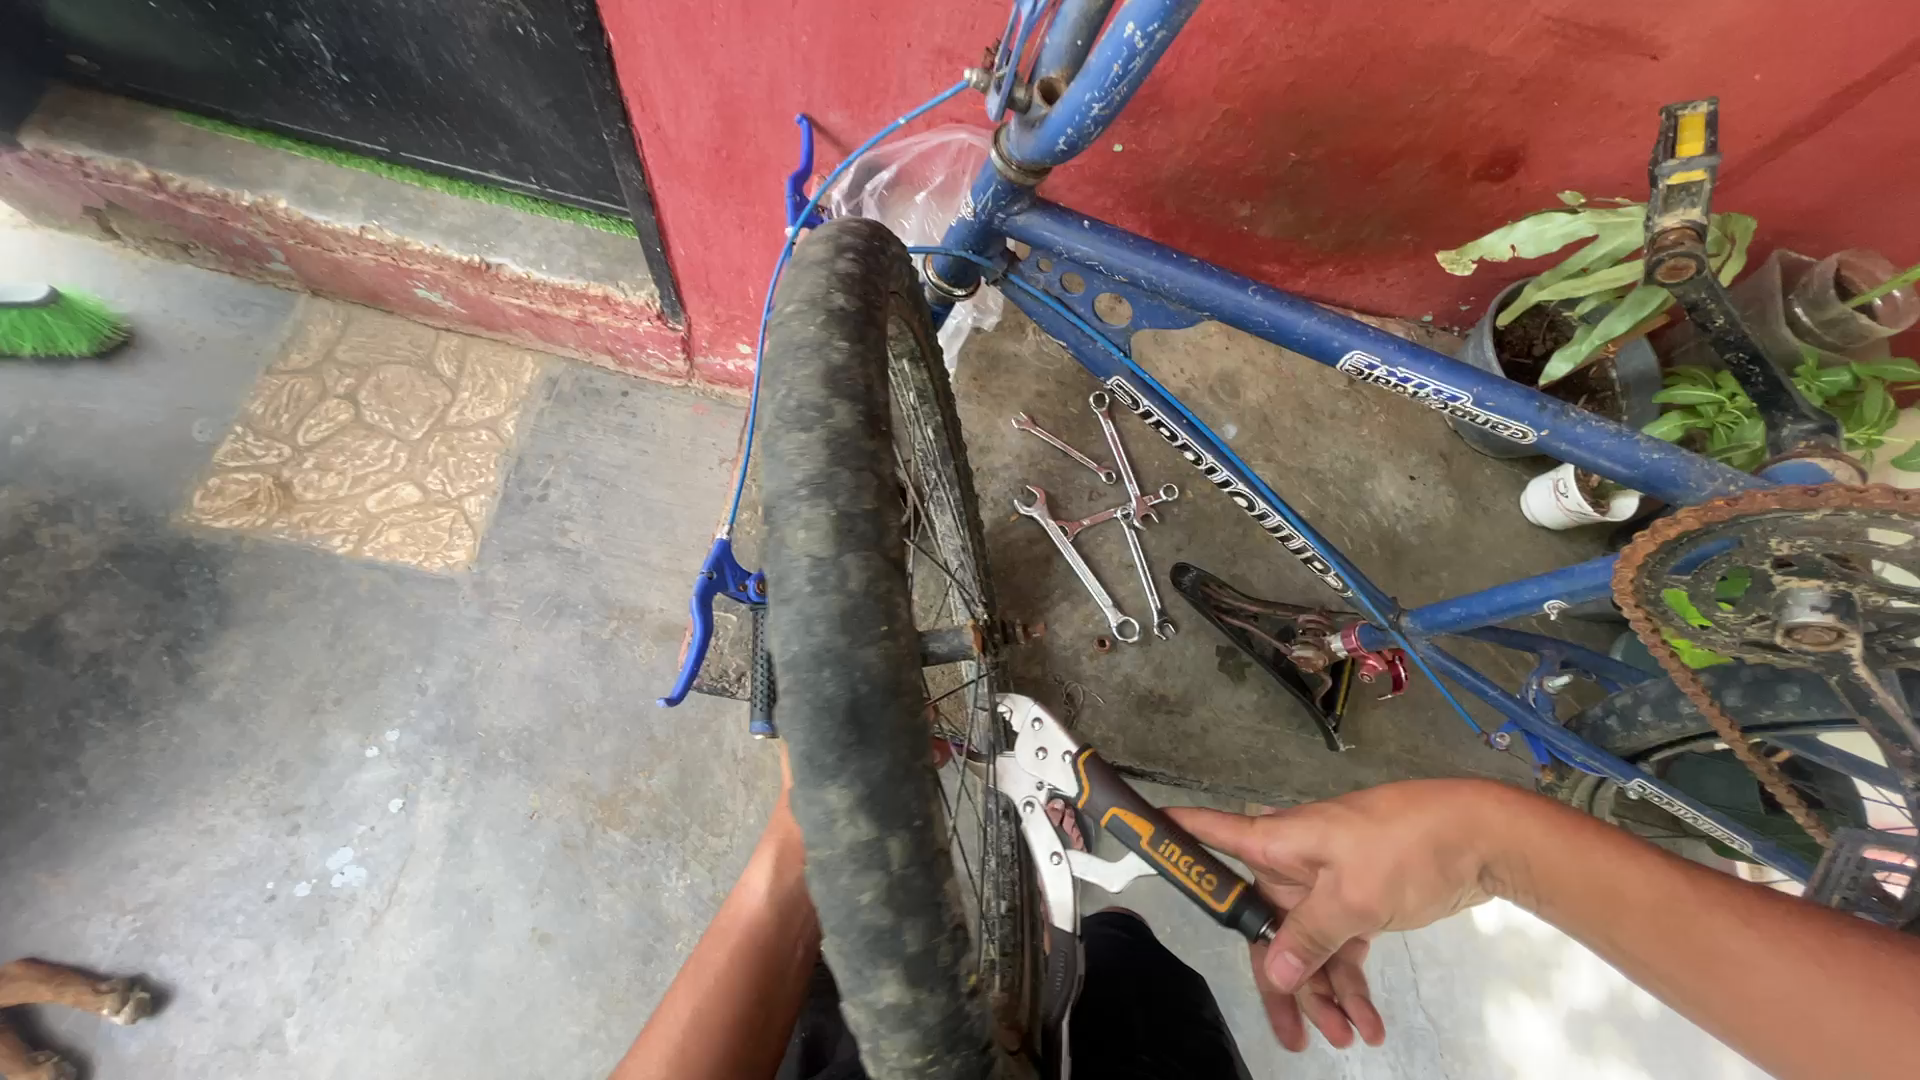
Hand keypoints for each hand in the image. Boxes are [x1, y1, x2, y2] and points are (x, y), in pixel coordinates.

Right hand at [1168, 778, 1517, 1049]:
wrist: (1477, 838)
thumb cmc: (1399, 847)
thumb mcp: (1351, 896)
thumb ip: (1309, 936)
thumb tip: (1274, 973)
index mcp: (1274, 844)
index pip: (1207, 831)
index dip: (1171, 832)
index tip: (1140, 834)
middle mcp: (1289, 864)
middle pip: (1262, 922)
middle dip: (1278, 979)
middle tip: (1291, 1036)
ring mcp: (1323, 884)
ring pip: (1303, 943)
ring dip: (1323, 993)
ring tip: (1348, 1038)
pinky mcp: (1356, 901)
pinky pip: (1339, 946)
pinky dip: (1351, 983)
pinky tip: (1369, 1020)